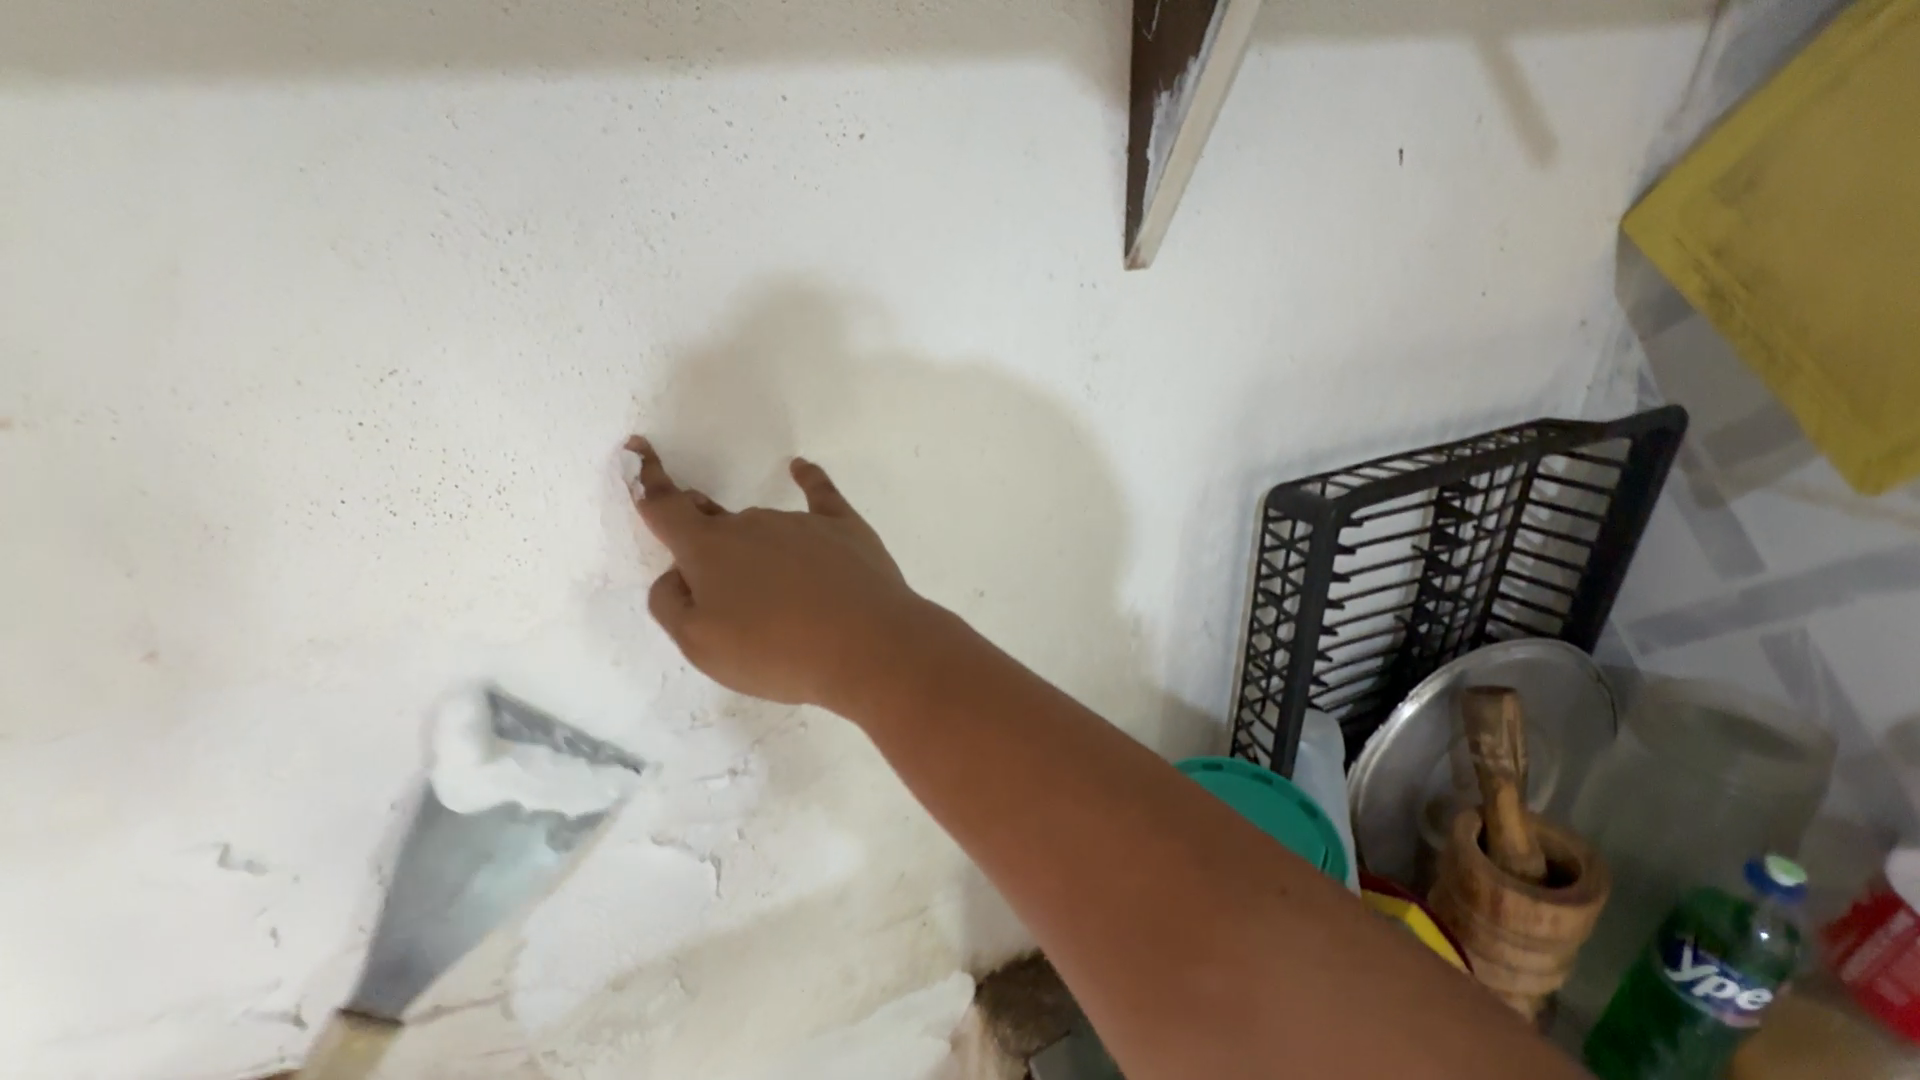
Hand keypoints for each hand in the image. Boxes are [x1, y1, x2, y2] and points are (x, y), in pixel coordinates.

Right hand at [623, 437, 936, 711]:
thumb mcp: (701, 645)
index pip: (665, 507)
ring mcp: (801, 522)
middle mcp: (752, 524)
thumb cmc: (776, 652)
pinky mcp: (845, 528)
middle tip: (714, 573)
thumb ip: (672, 604)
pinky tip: (802, 469)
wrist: (868, 648)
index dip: (646, 480)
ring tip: (779, 600)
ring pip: (764, 526)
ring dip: (758, 548)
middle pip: (716, 520)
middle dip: (704, 533)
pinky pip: (820, 494)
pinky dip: (808, 480)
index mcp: (709, 550)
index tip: (637, 448)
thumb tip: (677, 575)